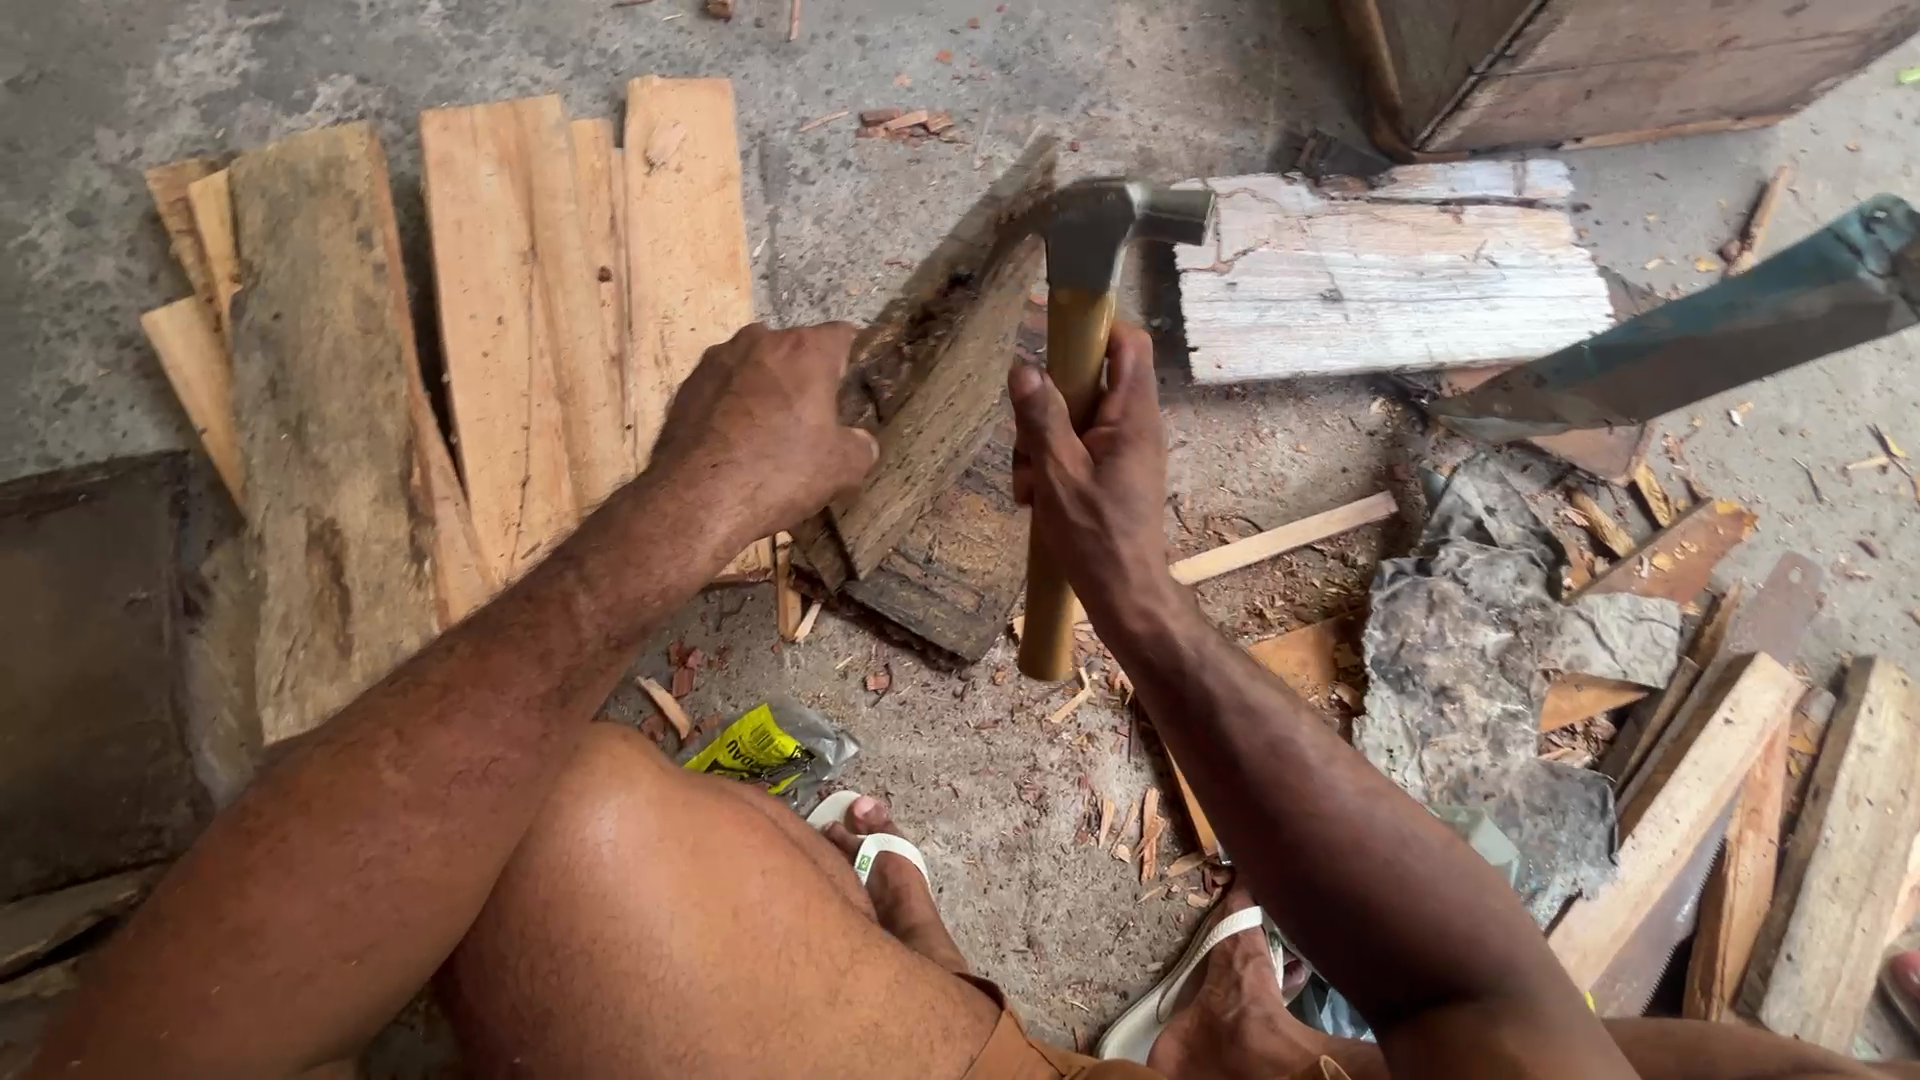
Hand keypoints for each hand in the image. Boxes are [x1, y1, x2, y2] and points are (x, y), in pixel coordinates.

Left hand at [648, 322, 878, 545]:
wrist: (696, 500)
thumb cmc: (779, 473)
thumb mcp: (843, 469)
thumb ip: (861, 446)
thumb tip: (860, 442)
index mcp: (805, 350)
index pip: (844, 335)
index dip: (856, 359)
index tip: (858, 385)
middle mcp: (760, 341)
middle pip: (797, 349)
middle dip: (809, 377)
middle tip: (817, 417)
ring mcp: (717, 360)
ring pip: (757, 366)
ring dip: (769, 388)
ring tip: (772, 431)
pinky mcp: (686, 386)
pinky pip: (725, 388)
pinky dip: (736, 405)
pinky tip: (737, 442)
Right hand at [1008, 319, 1171, 613]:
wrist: (1125, 595)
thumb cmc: (1096, 537)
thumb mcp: (1058, 474)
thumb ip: (1042, 418)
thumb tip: (1025, 367)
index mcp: (1133, 416)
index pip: (1128, 343)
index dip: (1093, 330)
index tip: (1050, 344)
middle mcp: (1134, 426)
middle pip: (1087, 383)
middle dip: (1046, 408)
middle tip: (1026, 445)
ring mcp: (1123, 452)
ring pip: (1073, 421)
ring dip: (1040, 447)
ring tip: (1029, 488)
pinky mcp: (1111, 475)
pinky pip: (1076, 451)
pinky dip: (1051, 468)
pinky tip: (1036, 500)